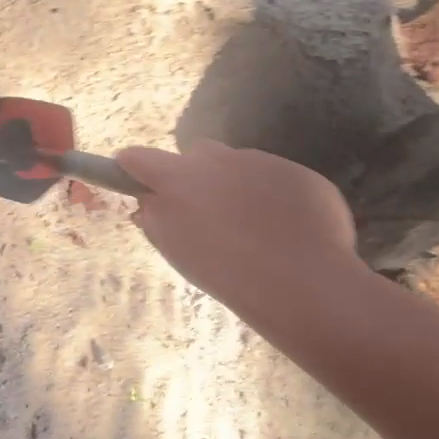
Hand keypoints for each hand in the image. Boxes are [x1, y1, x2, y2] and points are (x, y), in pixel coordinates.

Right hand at [117, 141, 362, 310]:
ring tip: (258, 227)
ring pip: (241, 166)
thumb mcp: (173, 249)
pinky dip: (279, 198)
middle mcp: (215, 157)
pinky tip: (291, 231)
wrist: (304, 284)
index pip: (138, 157)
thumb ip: (153, 217)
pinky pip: (280, 180)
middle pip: (196, 154)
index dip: (134, 168)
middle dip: (197, 175)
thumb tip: (150, 202)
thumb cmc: (224, 270)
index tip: (137, 181)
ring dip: (239, 185)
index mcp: (176, 176)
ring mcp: (262, 162)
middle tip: (209, 212)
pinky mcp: (302, 174)